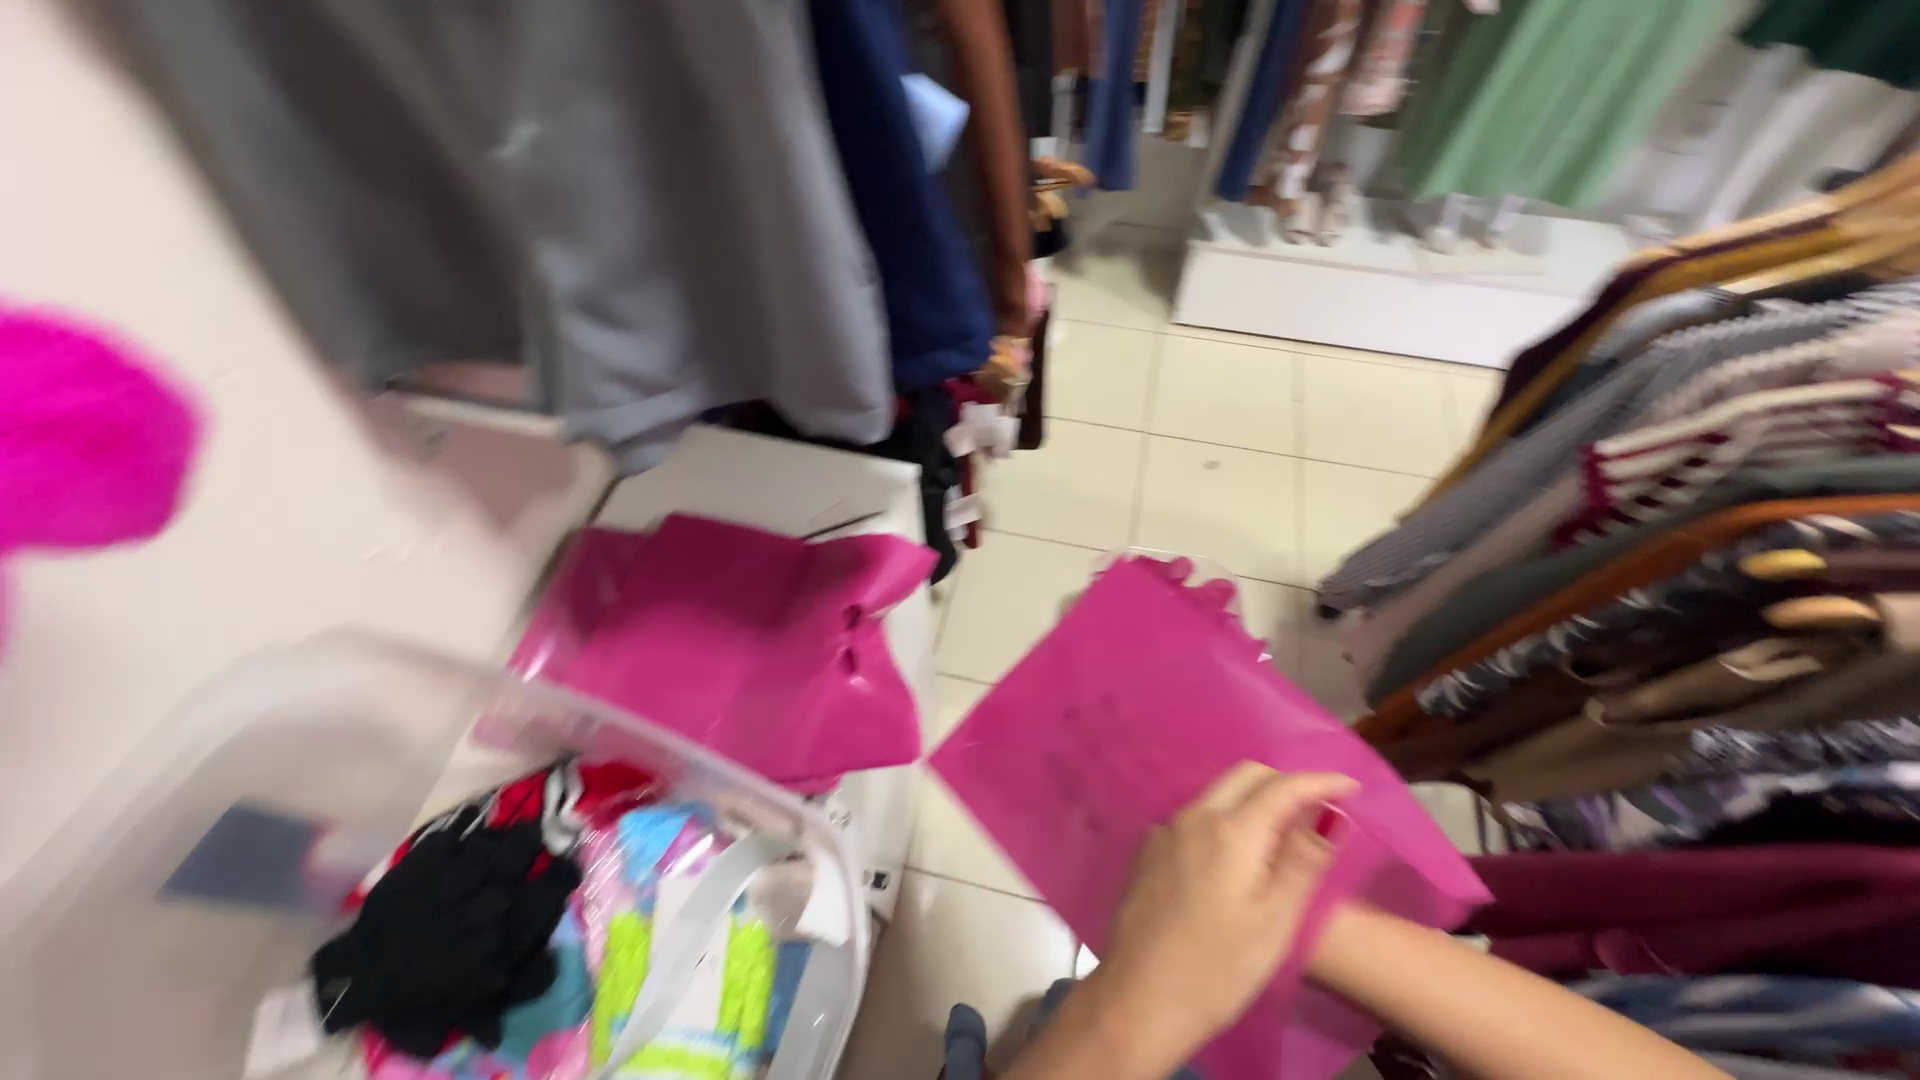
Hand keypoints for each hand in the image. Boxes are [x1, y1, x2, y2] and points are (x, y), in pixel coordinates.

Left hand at [1083, 764, 1357, 1065]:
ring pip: (1216, 794)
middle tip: (1319, 808)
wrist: (1139, 997)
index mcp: (1229, 830)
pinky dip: (1224, 820)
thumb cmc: (1219, 968)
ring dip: (1252, 799)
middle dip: (1284, 782)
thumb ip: (1303, 859)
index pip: (1281, 786)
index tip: (1352, 786)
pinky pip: (1195, 818)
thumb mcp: (1275, 919)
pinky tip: (1235, 857)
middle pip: (1244, 776)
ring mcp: (1164, 831)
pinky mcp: (1147, 851)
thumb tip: (1332, 811)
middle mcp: (1192, 817)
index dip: (1319, 781)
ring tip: (1284, 834)